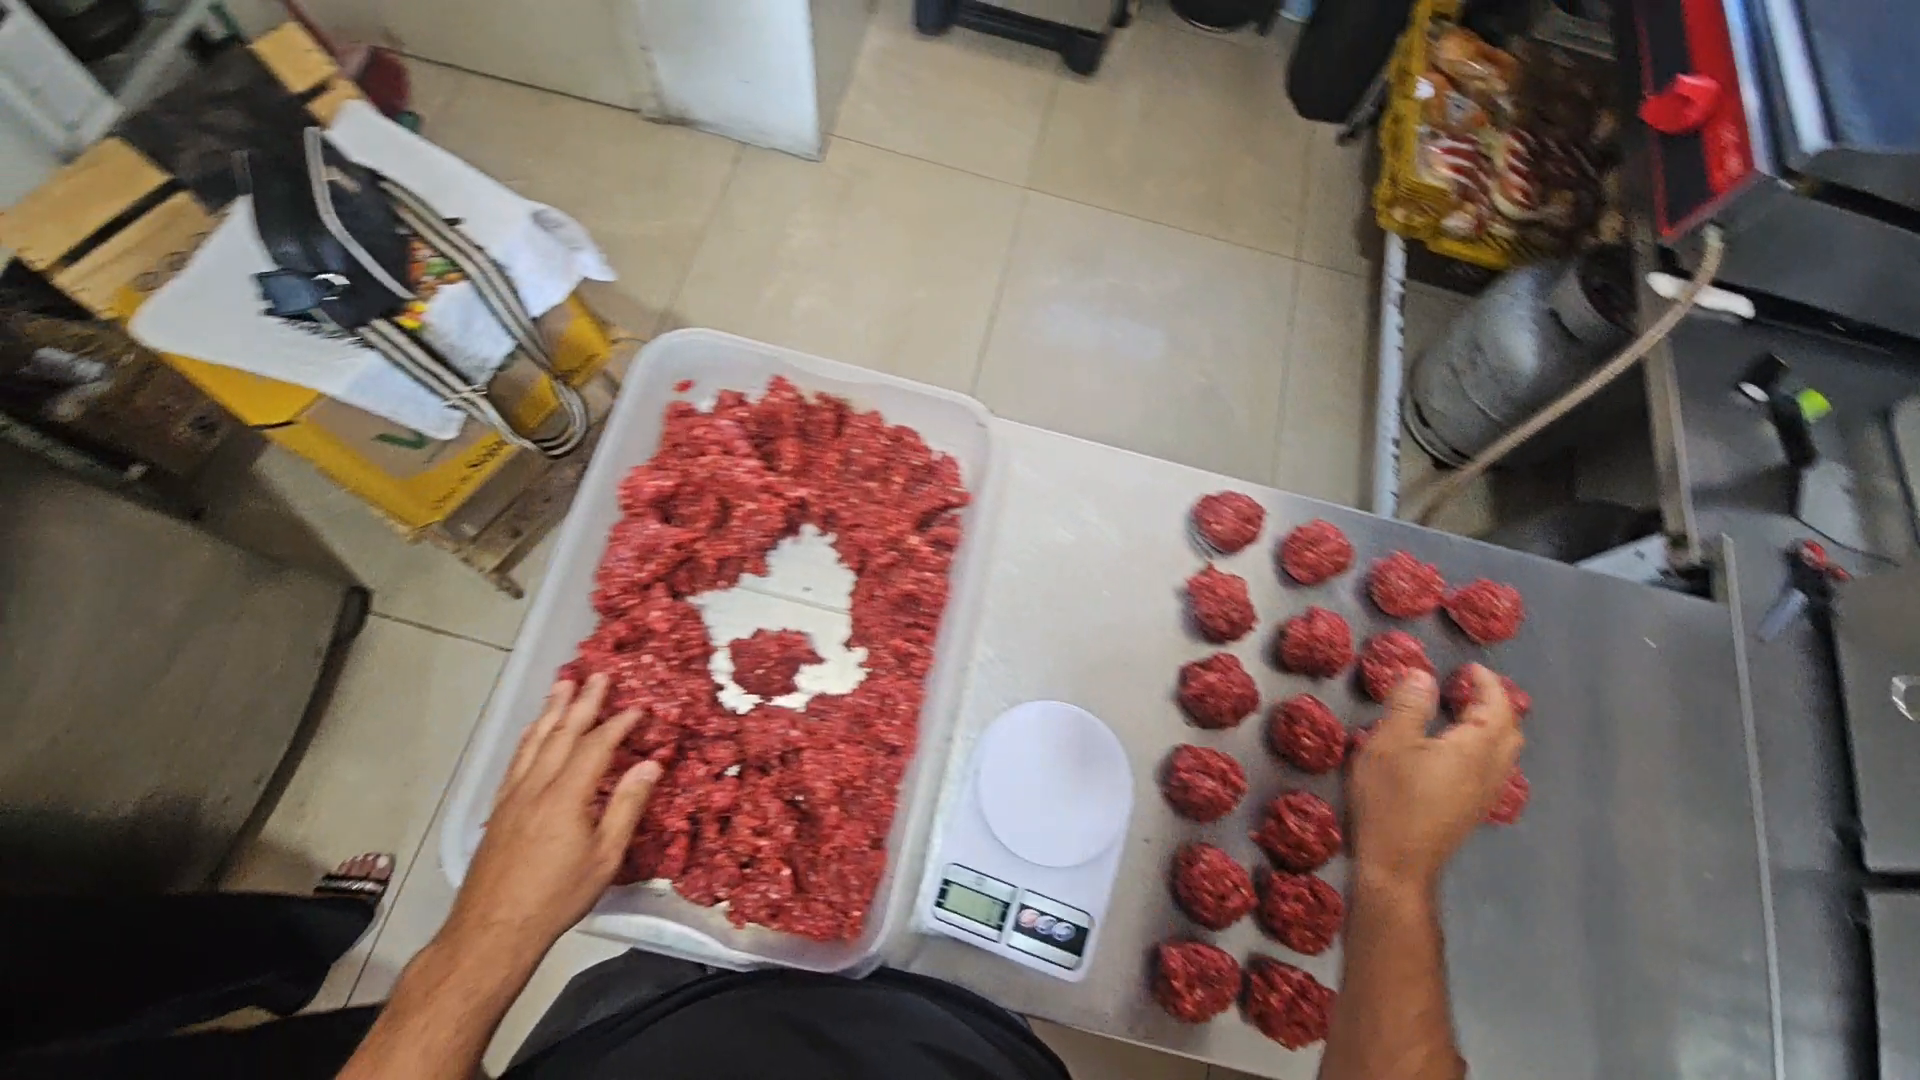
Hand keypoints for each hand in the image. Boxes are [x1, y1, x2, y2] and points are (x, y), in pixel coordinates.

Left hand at [440, 674, 660, 962]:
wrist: (491, 931)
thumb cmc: (557, 897)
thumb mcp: (605, 857)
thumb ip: (627, 807)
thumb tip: (650, 766)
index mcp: (565, 797)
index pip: (595, 747)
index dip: (618, 724)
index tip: (638, 708)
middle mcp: (536, 787)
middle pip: (562, 734)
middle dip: (582, 702)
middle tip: (597, 676)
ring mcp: (513, 797)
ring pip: (535, 742)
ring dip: (552, 711)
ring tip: (563, 686)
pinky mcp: (500, 809)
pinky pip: (517, 760)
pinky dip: (530, 737)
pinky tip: (534, 730)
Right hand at [1346, 666, 1522, 893]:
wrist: (1397, 864)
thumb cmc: (1390, 798)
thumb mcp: (1389, 743)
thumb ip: (1409, 706)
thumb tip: (1423, 675)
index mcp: (1475, 748)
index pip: (1495, 706)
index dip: (1486, 683)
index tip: (1469, 667)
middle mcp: (1491, 770)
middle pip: (1509, 730)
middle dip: (1495, 704)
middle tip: (1467, 687)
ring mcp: (1484, 794)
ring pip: (1503, 752)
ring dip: (1491, 726)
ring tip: (1461, 714)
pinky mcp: (1471, 809)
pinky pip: (1491, 767)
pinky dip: (1481, 747)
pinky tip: (1451, 751)